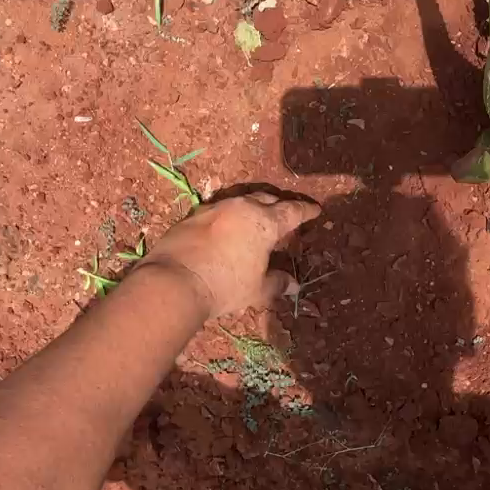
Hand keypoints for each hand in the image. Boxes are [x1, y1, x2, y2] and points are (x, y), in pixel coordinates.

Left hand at [134, 192, 320, 318]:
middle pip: (267, 199)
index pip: (292, 211)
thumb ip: (277, 283)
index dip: (306, 211)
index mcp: (265, 223)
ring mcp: (216, 208)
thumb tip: (294, 284)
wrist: (174, 281)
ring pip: (242, 200)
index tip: (316, 209)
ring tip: (259, 216)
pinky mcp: (194, 215)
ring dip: (254, 206)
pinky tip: (229, 225)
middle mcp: (242, 208)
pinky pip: (220, 209)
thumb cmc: (225, 286)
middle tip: (288, 212)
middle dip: (280, 204)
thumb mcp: (257, 289)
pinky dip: (231, 214)